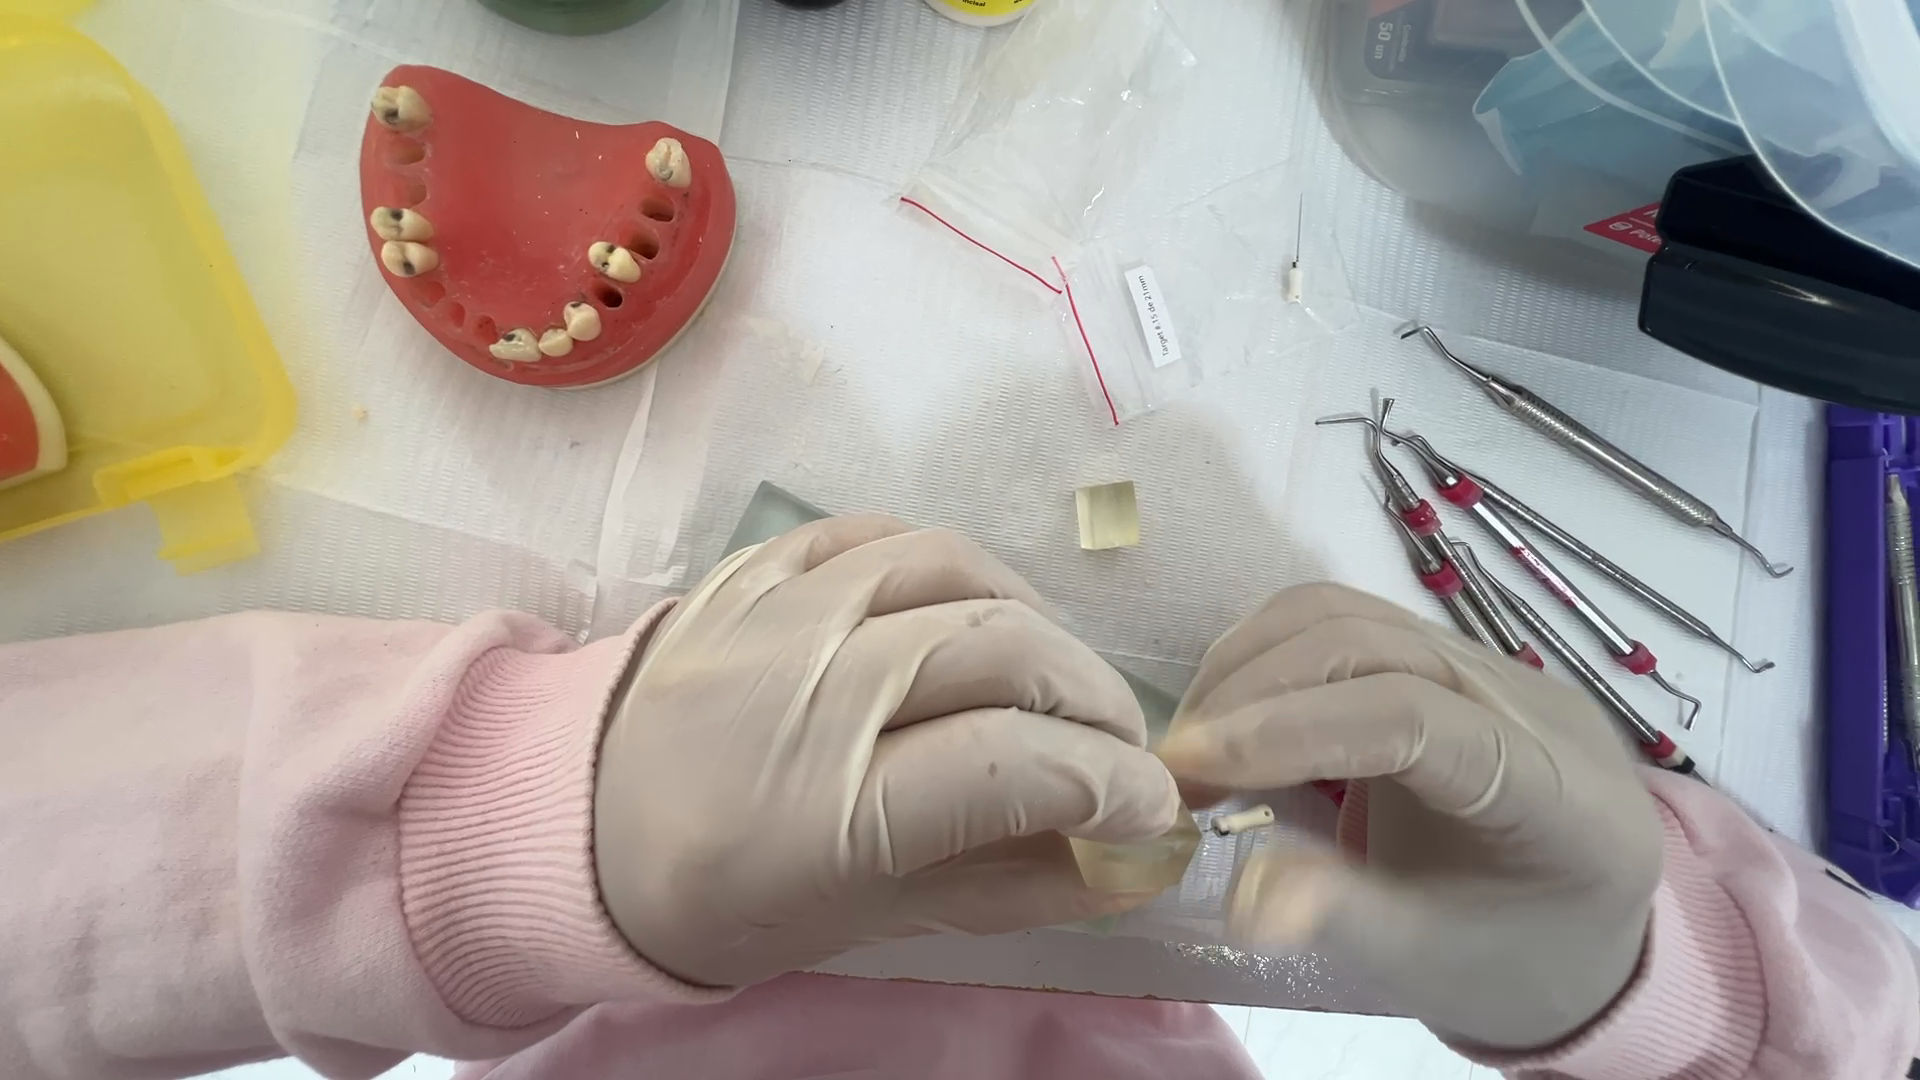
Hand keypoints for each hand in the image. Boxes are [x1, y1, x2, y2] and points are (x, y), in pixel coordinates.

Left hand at [593, 515, 1180, 986]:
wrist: (571, 821)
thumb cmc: (716, 899)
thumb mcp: (861, 922)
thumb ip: (1000, 886)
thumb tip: (1117, 859)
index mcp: (830, 806)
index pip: (1014, 764)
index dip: (1109, 780)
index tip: (1150, 802)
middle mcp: (810, 686)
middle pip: (1001, 648)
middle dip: (1092, 695)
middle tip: (1118, 739)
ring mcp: (779, 608)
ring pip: (953, 568)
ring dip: (1033, 615)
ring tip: (1052, 666)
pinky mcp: (757, 567)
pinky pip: (876, 532)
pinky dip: (945, 561)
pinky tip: (966, 602)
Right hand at [1156, 584, 1662, 1050]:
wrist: (1559, 914)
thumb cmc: (1499, 949)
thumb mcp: (1424, 958)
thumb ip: (1338, 916)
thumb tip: (1243, 898)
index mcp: (1552, 786)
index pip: (1407, 716)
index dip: (1288, 731)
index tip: (1192, 769)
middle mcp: (1522, 695)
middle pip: (1360, 641)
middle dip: (1248, 691)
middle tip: (1178, 759)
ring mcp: (1476, 656)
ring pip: (1336, 609)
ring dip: (1244, 660)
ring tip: (1195, 731)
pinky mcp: (1431, 645)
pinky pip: (1330, 614)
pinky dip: (1260, 649)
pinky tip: (1229, 703)